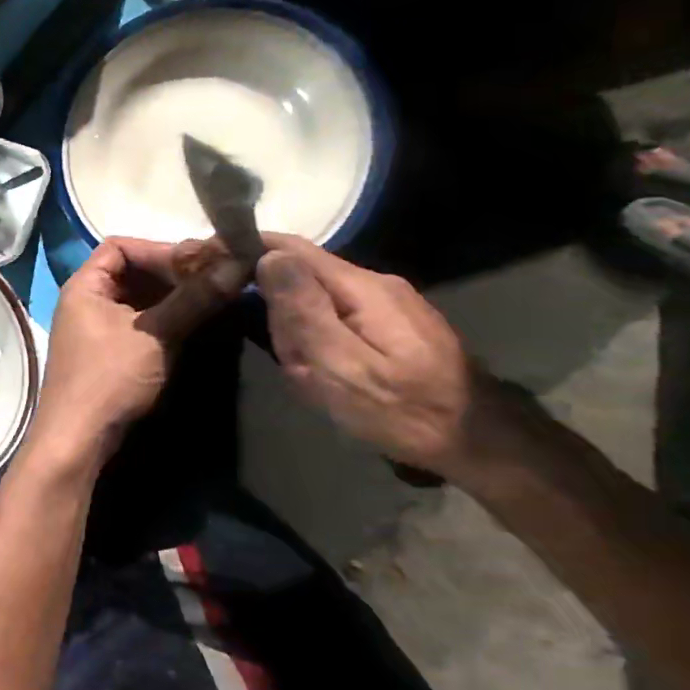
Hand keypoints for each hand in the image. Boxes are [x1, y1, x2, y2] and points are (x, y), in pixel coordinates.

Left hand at [32, 237, 246, 464]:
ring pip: (139, 298)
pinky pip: (140, 321)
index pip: (119, 246)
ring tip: (214, 298)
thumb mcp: (155, 335)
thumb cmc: (109, 378)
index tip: (198, 261)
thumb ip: (195, 298)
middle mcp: (87, 300)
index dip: (158, 249)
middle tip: (217, 278)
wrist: (79, 438)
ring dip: (174, 296)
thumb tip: (239, 263)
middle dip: (173, 272)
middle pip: (132, 271)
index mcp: (85, 285)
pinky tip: (196, 322)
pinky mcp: (109, 351)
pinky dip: (166, 318)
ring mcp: (97, 327)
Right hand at [254, 234, 505, 478]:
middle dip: (282, 316)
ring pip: (316, 301)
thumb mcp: (342, 366)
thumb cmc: (404, 410)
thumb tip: (269, 257)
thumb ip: (304, 311)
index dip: (248, 247)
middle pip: (301, 277)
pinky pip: (336, 319)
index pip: (292, 248)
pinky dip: (319, 344)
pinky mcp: (390, 324)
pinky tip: (331, 377)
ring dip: (302, 337)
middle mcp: (374, 284)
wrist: (480, 443)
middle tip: (295, 364)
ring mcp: (386, 304)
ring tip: (316, 380)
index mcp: (361, 288)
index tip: (208, 257)